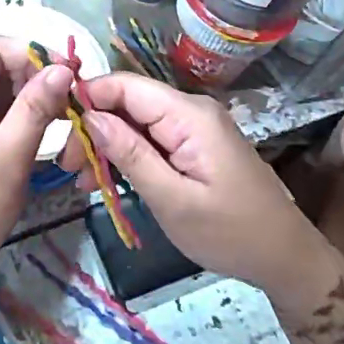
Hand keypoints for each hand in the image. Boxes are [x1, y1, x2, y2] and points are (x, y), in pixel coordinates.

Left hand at [0, 37, 73, 343]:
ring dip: (32, 93)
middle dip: (34, 73)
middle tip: (73, 95)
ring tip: (66, 111)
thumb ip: (35, 109)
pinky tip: (47, 124)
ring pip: (0, 86)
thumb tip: (63, 67)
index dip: (30, 53)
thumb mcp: (8, 159)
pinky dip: (22, 112)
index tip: (68, 74)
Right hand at [56, 72, 308, 295]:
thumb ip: (130, 154)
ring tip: (81, 179)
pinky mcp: (193, 144)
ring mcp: (193, 126)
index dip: (87, 97)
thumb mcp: (173, 200)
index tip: (57, 126)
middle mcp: (190, 110)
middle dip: (93, 128)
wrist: (286, 258)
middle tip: (69, 168)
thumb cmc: (231, 234)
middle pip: (127, 103)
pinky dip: (126, 155)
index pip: (125, 85)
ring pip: (135, 121)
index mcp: (188, 115)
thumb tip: (90, 116)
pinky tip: (106, 179)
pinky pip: (151, 138)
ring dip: (106, 144)